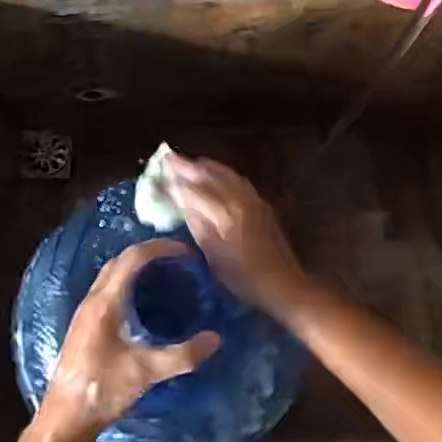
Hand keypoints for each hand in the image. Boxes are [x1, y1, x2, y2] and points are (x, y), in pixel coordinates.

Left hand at [39, 239, 220, 441]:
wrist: (64, 419)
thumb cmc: (102, 390)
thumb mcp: (146, 372)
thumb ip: (183, 355)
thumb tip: (216, 339)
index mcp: (105, 303)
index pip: (132, 258)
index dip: (159, 248)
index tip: (185, 251)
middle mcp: (92, 300)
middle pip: (119, 261)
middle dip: (148, 252)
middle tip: (177, 259)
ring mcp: (85, 313)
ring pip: (111, 275)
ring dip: (136, 267)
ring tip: (164, 275)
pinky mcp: (85, 327)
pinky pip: (107, 290)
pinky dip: (128, 283)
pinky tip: (142, 303)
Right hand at [164, 155, 310, 317]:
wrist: (283, 284)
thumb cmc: (243, 279)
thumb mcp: (213, 255)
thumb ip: (197, 224)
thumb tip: (179, 200)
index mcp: (223, 214)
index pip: (192, 189)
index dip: (174, 180)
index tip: (159, 171)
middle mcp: (238, 200)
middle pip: (209, 175)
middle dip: (187, 166)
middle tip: (168, 158)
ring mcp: (252, 199)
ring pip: (225, 174)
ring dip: (205, 166)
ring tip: (188, 163)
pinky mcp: (261, 204)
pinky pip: (237, 180)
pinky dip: (221, 173)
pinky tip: (215, 175)